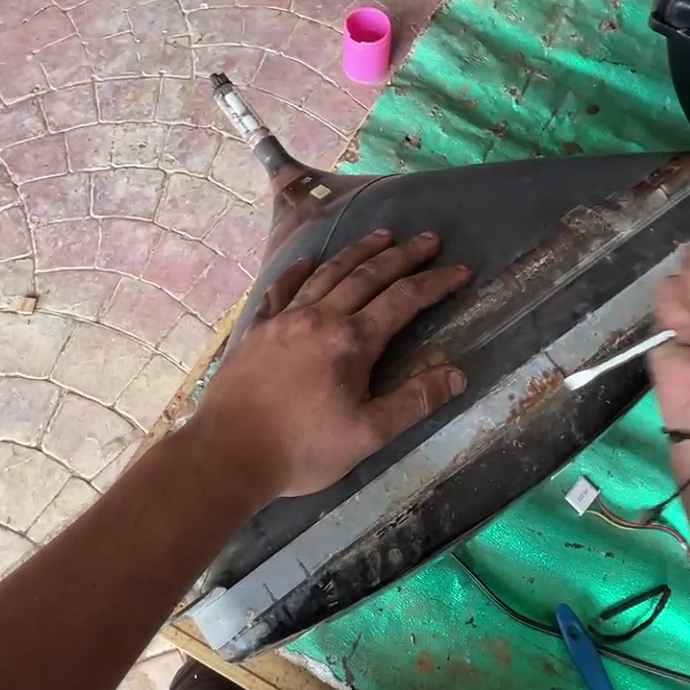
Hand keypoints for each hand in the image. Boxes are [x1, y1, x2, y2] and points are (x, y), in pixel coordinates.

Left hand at [189, 229, 471, 497]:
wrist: (227, 454)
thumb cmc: (302, 450)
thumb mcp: (367, 435)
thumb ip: (413, 402)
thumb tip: (458, 375)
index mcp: (352, 341)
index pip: (404, 300)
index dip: (436, 283)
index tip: (461, 270)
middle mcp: (320, 318)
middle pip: (368, 275)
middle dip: (403, 255)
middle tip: (428, 239)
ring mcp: (285, 320)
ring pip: (328, 273)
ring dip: (358, 252)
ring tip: (382, 235)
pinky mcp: (258, 330)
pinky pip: (281, 289)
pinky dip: (298, 271)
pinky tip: (308, 260)